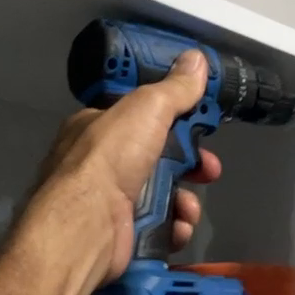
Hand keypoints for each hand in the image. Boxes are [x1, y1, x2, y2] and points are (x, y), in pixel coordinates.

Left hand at [26, 49, 223, 291]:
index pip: (141, 116)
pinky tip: (176, 227)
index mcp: (98, 126)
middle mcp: (101, 163)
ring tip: (187, 206)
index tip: (200, 122)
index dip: (174, 118)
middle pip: (159, 158)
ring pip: (164, 195)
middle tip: (208, 169)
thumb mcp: (146, 108)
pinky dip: (173, 227)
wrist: (86, 227)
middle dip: (191, 164)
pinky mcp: (123, 235)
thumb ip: (175, 88)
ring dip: (185, 200)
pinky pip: (159, 228)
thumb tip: (196, 59)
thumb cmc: (110, 157)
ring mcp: (111, 202)